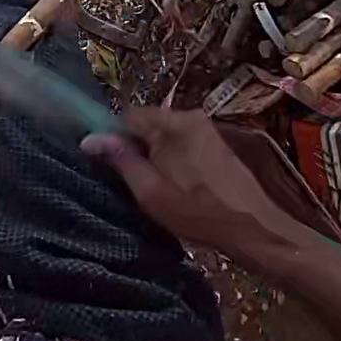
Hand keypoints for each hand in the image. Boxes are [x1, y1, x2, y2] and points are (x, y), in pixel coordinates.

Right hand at [83, 108, 313, 268]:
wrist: (251, 224)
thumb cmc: (196, 210)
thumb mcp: (150, 191)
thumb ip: (120, 160)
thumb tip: (90, 139)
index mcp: (172, 122)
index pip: (127, 115)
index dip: (113, 137)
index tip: (110, 165)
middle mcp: (190, 115)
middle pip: (147, 122)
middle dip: (136, 147)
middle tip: (136, 182)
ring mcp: (206, 127)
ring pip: (164, 133)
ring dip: (155, 154)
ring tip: (158, 187)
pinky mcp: (216, 141)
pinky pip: (182, 140)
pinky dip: (173, 157)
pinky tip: (178, 184)